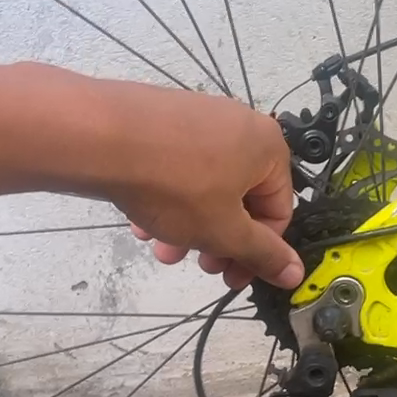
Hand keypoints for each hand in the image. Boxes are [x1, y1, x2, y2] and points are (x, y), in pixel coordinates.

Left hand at [94, 84, 303, 290]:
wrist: (101, 137)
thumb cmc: (173, 183)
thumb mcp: (224, 231)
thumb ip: (263, 254)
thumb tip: (295, 273)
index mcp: (268, 148)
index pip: (278, 211)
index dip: (258, 253)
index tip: (232, 278)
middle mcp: (240, 126)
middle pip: (241, 199)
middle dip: (218, 240)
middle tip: (199, 265)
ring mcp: (201, 118)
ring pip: (207, 186)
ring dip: (190, 226)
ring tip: (163, 249)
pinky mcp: (167, 119)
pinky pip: (180, 167)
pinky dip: (169, 198)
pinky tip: (143, 222)